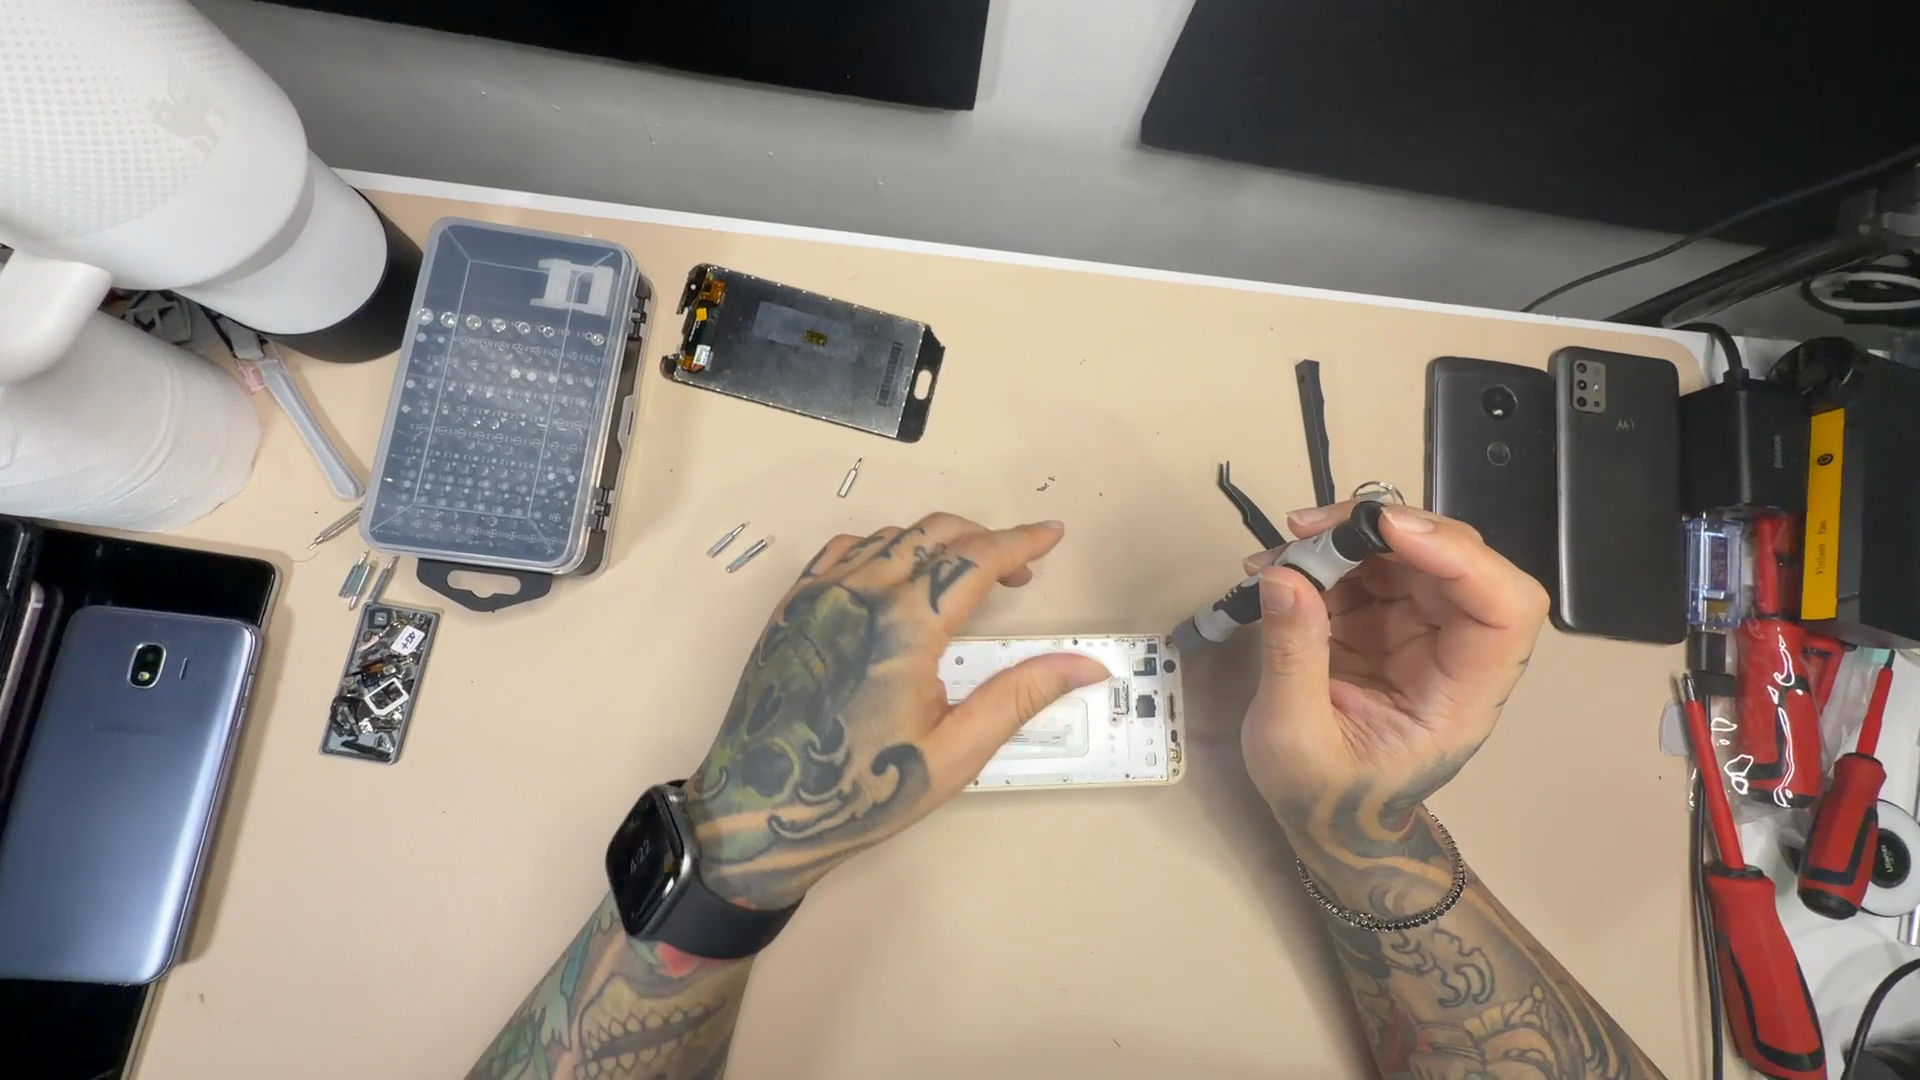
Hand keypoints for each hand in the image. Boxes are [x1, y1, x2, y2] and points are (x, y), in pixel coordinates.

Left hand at [683, 514, 1108, 911]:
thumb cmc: (862, 789)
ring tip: (963, 577)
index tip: (1051, 535)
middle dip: (986, 539)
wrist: (760, 808)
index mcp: (905, 625)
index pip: (976, 560)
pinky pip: (846, 548)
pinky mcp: (794, 603)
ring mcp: (821, 593)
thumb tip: (1086, 666)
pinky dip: (886, 546)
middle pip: (937, 533)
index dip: (1021, 542)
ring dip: (938, 542)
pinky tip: (897, 573)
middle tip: (1015, 571)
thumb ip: (1020, 696)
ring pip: (893, 536)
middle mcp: (861, 592)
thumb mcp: (955, 751)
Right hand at [1239, 502, 1547, 866]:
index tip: (1386, 529)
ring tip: (1276, 554)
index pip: (1502, 611)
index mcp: (1459, 695)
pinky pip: (1360, 572)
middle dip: (1382, 531)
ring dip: (1341, 540)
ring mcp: (1414, 634)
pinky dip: (1317, 559)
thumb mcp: (1294, 735)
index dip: (1459, 558)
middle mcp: (1450, 653)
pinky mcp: (1376, 625)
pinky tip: (1273, 568)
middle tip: (1306, 528)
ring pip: (1403, 556)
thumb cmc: (1323, 795)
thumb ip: (1293, 656)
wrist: (1322, 816)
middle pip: (1452, 565)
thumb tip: (1280, 575)